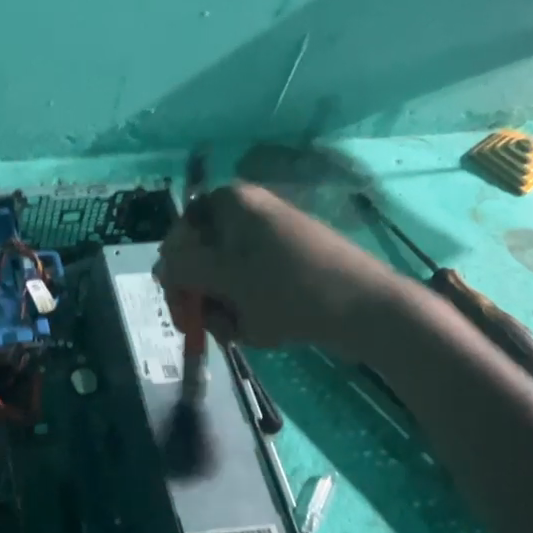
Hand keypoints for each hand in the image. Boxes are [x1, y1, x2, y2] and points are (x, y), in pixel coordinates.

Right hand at [157, 182, 418, 353]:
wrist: (371, 311)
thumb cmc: (290, 288)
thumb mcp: (225, 279)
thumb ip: (183, 270)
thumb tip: (161, 267)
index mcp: (230, 202)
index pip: (180, 234)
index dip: (176, 272)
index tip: (183, 306)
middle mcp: (247, 213)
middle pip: (202, 258)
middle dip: (204, 296)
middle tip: (218, 325)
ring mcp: (271, 239)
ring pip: (225, 279)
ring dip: (227, 309)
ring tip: (248, 330)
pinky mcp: (290, 265)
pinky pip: (253, 287)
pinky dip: (251, 310)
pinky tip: (268, 330)